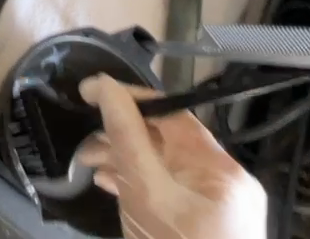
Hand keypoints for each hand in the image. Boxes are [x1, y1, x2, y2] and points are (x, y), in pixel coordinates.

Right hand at [76, 75, 266, 238]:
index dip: (128, 97)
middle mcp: (225, 184)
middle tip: (84, 140)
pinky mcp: (203, 227)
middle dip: (119, 135)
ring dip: (122, 159)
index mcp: (222, 170)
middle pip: (164, 139)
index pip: (171, 113)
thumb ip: (124, 134)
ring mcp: (216, 209)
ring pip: (161, 165)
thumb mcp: (144, 190)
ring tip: (89, 164)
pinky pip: (166, 190)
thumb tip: (103, 84)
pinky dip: (136, 182)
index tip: (87, 93)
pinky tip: (109, 184)